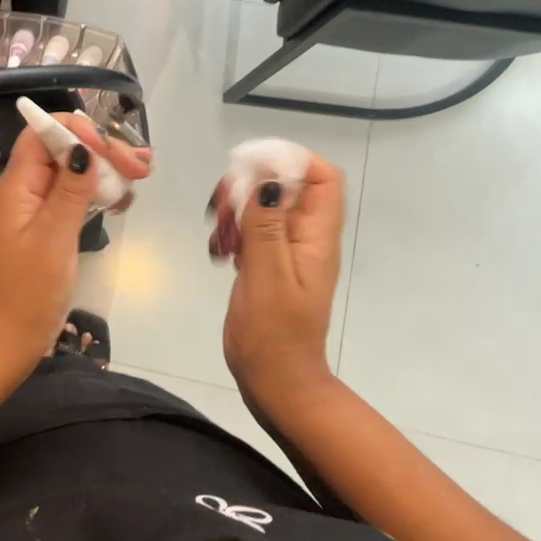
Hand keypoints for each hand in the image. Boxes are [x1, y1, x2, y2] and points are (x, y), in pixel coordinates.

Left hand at [0, 113, 151, 349]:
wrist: (14, 332)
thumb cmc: (30, 288)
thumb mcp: (53, 237)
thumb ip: (70, 191)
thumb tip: (85, 148)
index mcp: (17, 185)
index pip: (42, 133)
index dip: (77, 130)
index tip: (110, 149)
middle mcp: (26, 187)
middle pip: (63, 147)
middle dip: (101, 149)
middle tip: (142, 166)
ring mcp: (39, 204)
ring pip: (74, 168)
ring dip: (107, 166)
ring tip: (143, 173)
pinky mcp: (52, 221)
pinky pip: (76, 191)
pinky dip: (101, 188)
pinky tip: (125, 195)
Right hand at [215, 154, 345, 398]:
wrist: (272, 379)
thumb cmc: (273, 331)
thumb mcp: (267, 274)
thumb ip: (266, 223)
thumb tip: (267, 175)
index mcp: (316, 236)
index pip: (322, 177)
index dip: (290, 161)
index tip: (250, 167)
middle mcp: (305, 237)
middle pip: (283, 187)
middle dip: (249, 187)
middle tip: (222, 206)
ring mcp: (285, 251)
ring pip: (261, 207)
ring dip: (234, 212)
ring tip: (219, 237)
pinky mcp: (265, 264)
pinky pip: (249, 231)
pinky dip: (231, 233)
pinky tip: (218, 254)